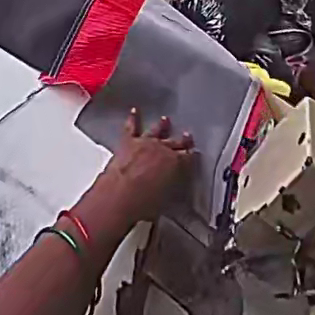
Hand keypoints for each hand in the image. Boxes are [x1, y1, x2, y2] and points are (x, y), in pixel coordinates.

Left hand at [75, 109, 194, 240]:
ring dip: (161, 126)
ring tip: (165, 120)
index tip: (195, 155)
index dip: (192, 157)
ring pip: (156, 131)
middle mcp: (161, 149)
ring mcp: (144, 142)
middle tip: (188, 136)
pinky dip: (133, 119)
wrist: (120, 194)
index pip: (188, 158)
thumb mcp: (165, 199)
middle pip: (175, 143)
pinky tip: (134, 111)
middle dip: (182, 141)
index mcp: (175, 164)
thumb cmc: (144, 203)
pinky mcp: (128, 141)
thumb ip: (170, 187)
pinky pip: (131, 127)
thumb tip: (169, 187)